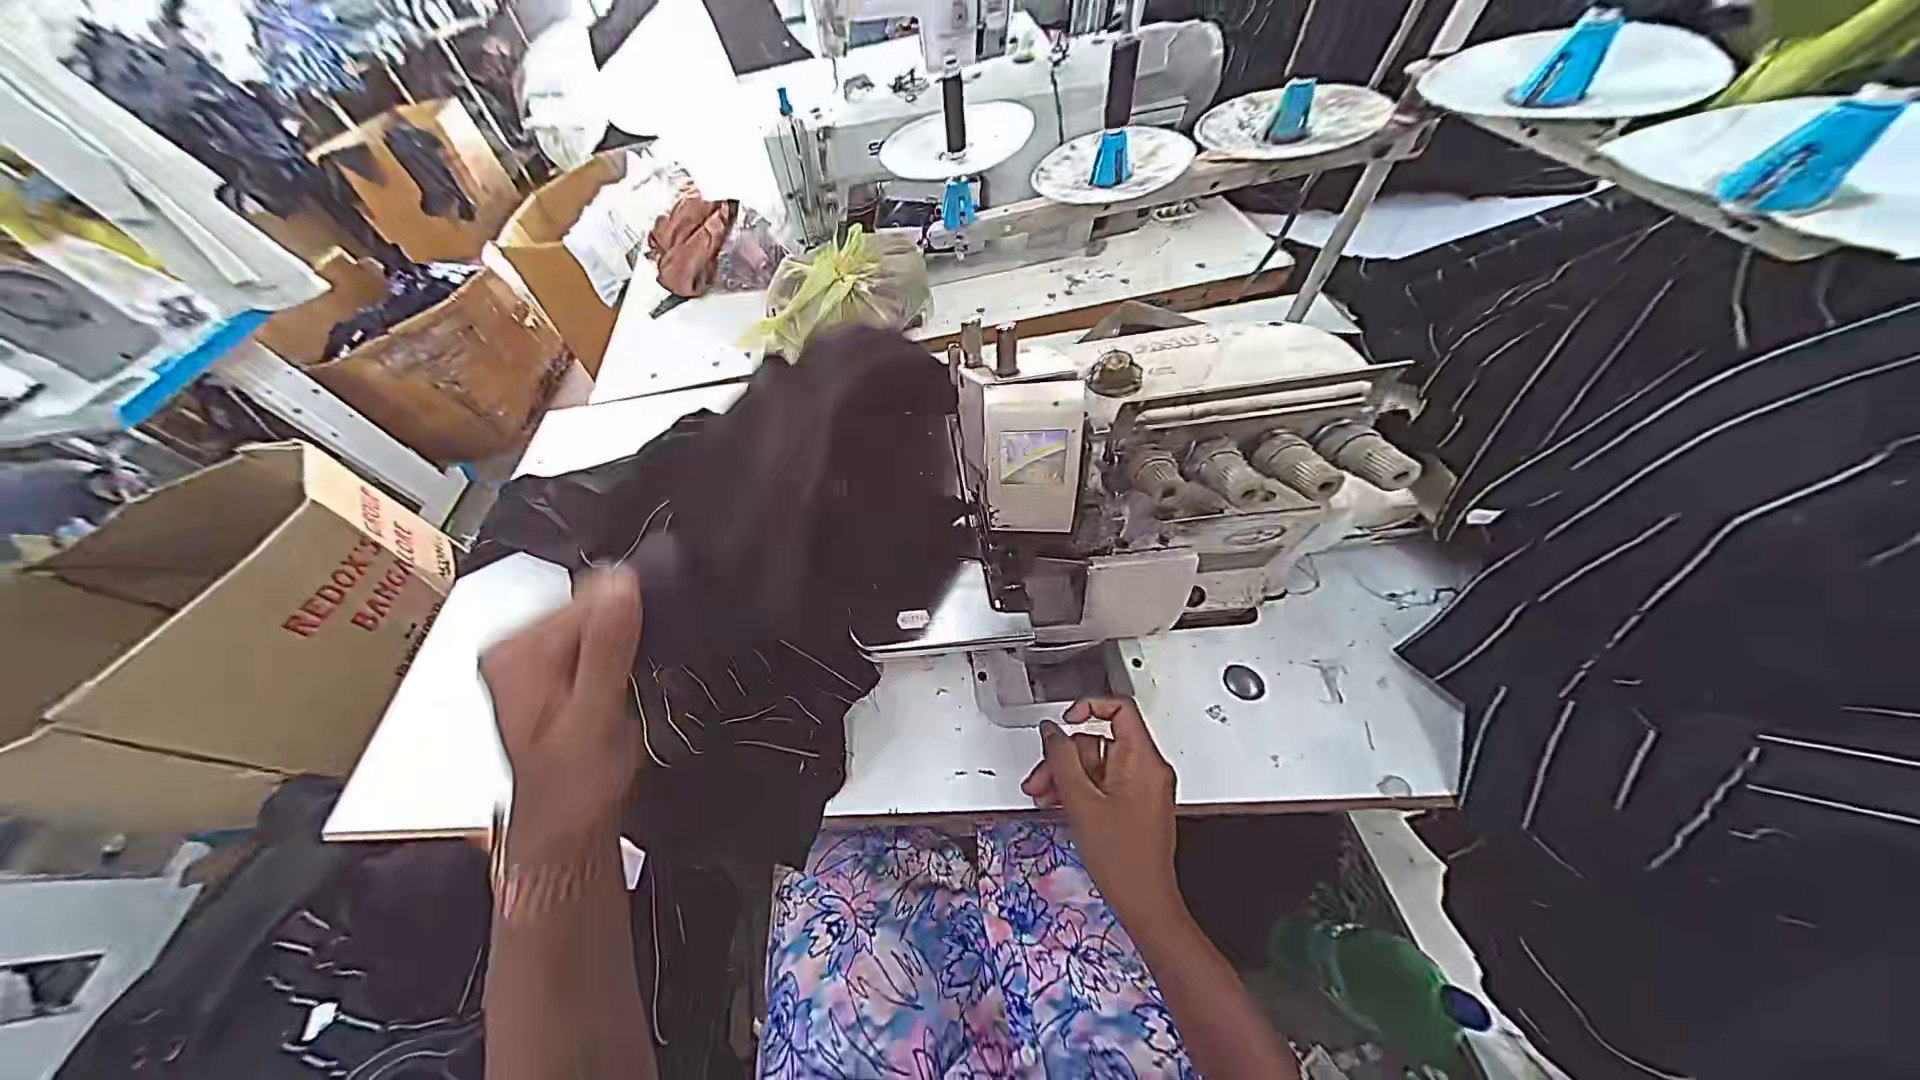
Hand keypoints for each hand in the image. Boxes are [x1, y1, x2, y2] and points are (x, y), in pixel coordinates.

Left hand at [480, 568, 642, 851]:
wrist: (566, 827)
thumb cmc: (571, 786)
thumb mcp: (595, 714)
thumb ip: (607, 646)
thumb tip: (622, 583)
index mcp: (514, 653)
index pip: (590, 597)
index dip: (630, 620)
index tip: (642, 653)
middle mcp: (513, 650)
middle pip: (592, 607)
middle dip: (625, 634)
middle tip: (627, 681)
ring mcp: (529, 659)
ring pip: (597, 623)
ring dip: (623, 646)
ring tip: (620, 688)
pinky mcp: (548, 668)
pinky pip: (595, 639)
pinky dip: (617, 655)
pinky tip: (616, 684)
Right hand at [1021, 697, 1181, 925]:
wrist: (1144, 904)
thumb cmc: (1122, 860)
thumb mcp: (1080, 801)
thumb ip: (1061, 758)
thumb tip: (1051, 730)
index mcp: (1143, 760)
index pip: (1120, 708)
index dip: (1089, 706)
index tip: (1066, 720)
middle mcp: (1147, 768)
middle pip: (1099, 741)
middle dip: (1064, 758)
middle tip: (1042, 777)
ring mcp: (1141, 787)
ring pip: (1096, 764)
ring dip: (1066, 777)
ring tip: (1044, 797)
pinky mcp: (1134, 803)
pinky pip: (1102, 783)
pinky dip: (1079, 790)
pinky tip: (1059, 804)